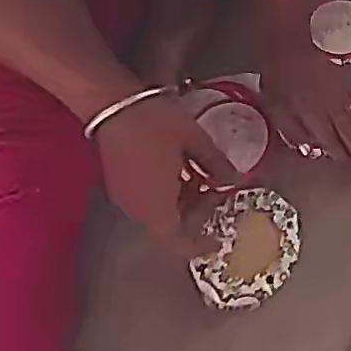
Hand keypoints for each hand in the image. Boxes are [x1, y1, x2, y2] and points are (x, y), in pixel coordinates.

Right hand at [91, 92, 237, 256]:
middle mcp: (137, 210)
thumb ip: (216, 164)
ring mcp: (125, 197)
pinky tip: (181, 168)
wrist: (115, 105)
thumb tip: (235, 180)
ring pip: (158, 212)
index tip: (217, 237)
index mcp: (157, 207)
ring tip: (204, 176)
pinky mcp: (118, 183)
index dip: (197, 244)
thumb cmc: (158, 125)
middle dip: (195, 214)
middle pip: (169, 226)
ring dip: (182, 201)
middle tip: (217, 191)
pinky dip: (167, 193)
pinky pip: (146, 199)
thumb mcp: (195, 141)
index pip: (176, 242)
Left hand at [261, 41, 350, 165]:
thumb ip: (292, 130)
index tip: (348, 164)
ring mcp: (338, 94)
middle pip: (347, 131)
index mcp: (313, 116)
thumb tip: (310, 148)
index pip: (330, 141)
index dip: (339, 153)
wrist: (291, 44)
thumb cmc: (278, 76)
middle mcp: (330, 108)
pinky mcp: (341, 83)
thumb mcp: (275, 107)